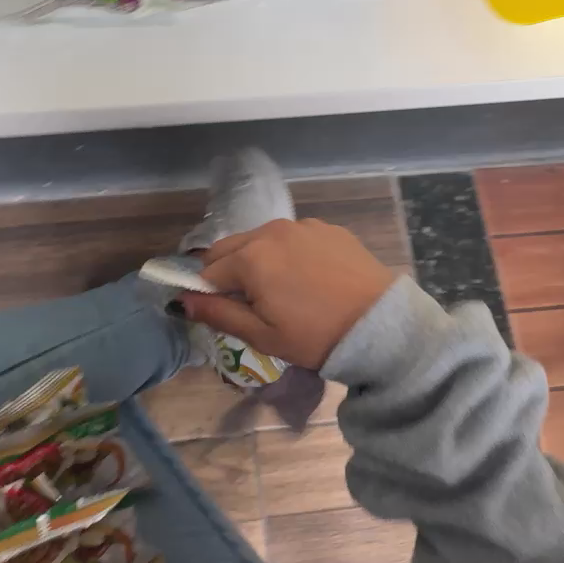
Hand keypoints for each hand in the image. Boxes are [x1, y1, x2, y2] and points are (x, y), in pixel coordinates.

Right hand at [180, 219, 397, 368]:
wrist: (381, 326)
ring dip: (256, 260)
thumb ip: (218, 314)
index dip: (206, 295)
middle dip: (226, 273)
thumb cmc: (316, 337)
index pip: (207, 273)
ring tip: (279, 292)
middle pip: (229, 249)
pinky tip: (307, 280)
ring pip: (261, 240)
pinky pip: (293, 238)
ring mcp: (302, 226)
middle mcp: (271, 230)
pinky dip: (287, 254)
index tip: (217, 314)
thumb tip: (182, 302)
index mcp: (250, 257)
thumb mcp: (263, 336)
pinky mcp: (328, 228)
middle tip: (245, 304)